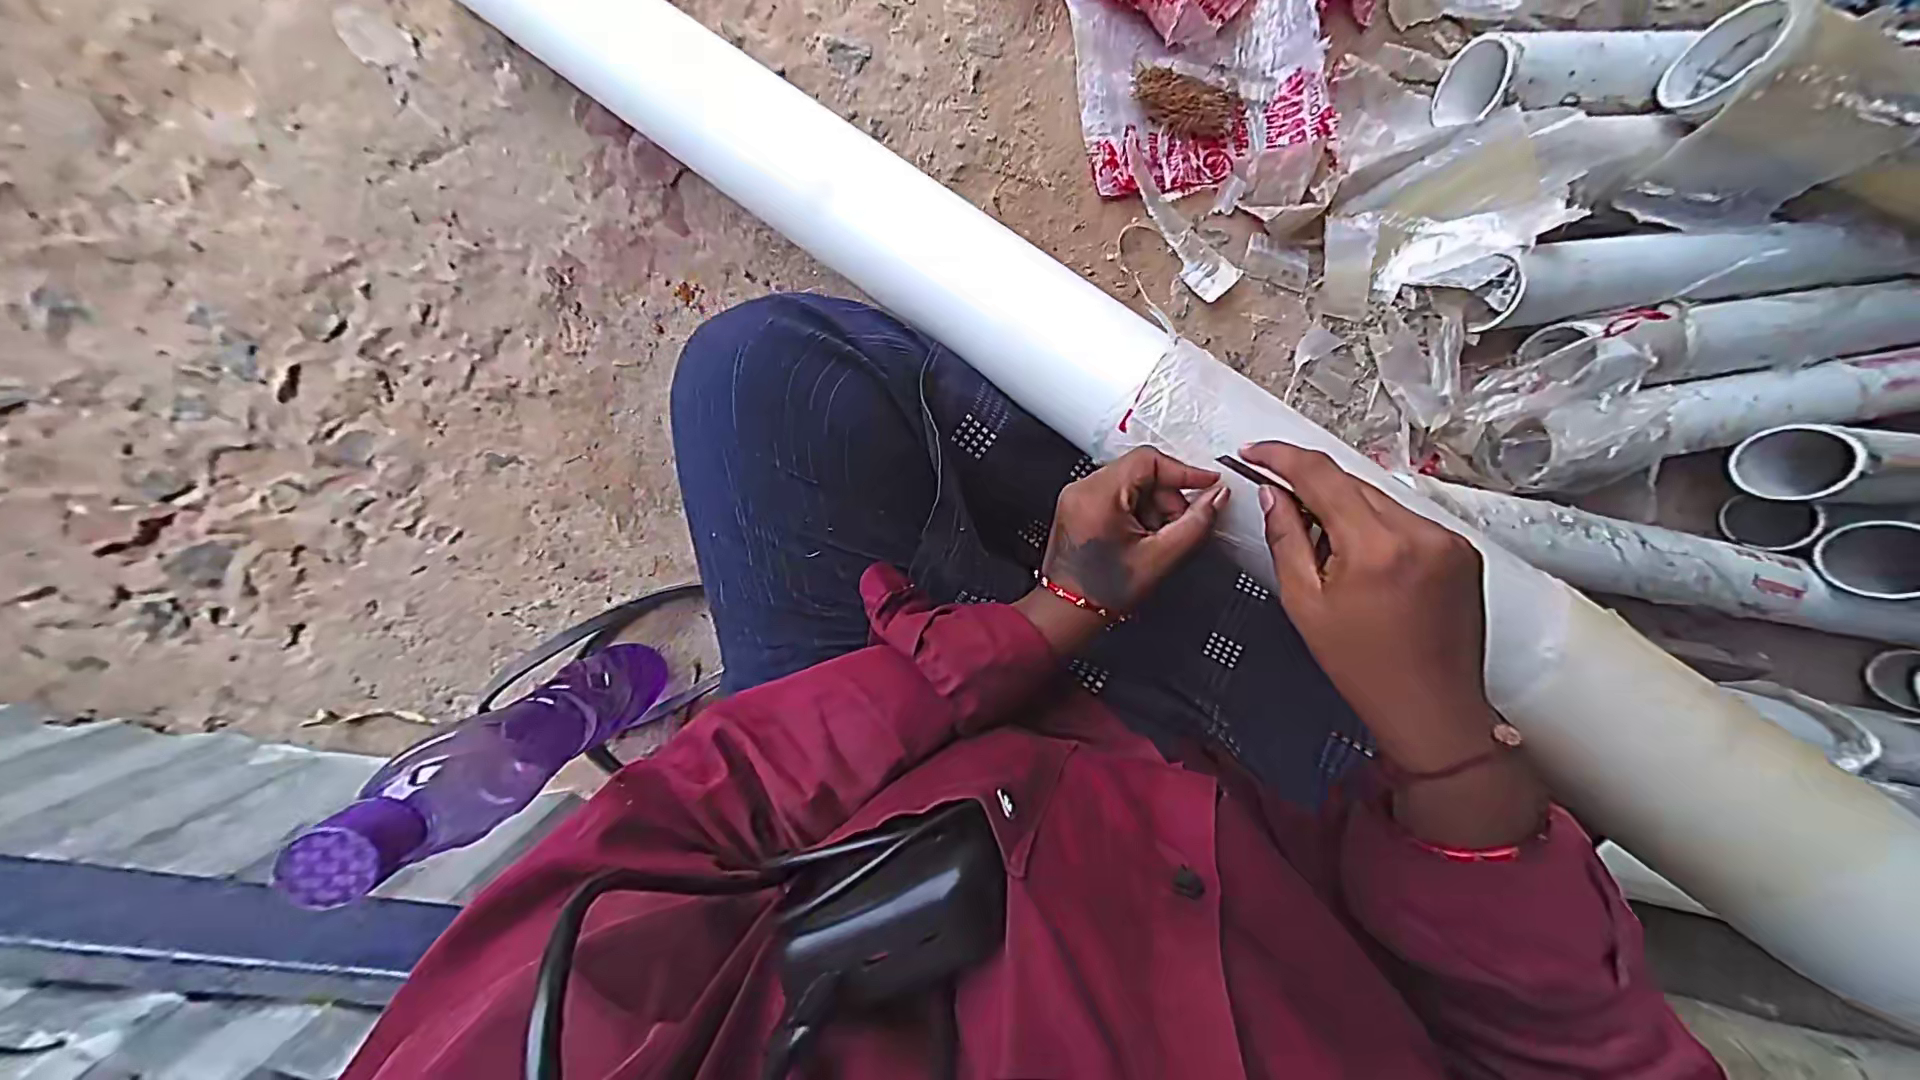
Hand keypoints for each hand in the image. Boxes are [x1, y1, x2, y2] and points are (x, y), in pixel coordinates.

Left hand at [1013, 447, 1227, 655]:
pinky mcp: (1077, 506)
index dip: (1184, 471)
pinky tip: (1140, 537)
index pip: (1148, 460)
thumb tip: (1215, 498)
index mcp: (1098, 495)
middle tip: (1178, 523)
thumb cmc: (1101, 590)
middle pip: (1140, 471)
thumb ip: (1195, 523)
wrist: (1069, 610)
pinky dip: (1136, 510)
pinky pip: (1116, 495)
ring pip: (1130, 483)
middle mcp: (1082, 489)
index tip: (1207, 483)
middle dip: (1167, 497)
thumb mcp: (1160, 556)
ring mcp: (1077, 497)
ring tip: (1155, 537)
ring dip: (1153, 506)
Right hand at [1240, 442, 1487, 743]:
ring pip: (1377, 498)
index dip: (1280, 457)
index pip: (1321, 475)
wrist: (1430, 706)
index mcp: (1377, 546)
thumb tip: (1271, 495)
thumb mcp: (1304, 601)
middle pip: (1350, 482)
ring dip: (1339, 505)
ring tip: (1319, 543)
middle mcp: (1420, 532)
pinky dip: (1370, 523)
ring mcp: (1448, 539)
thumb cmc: (1361, 664)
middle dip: (1308, 485)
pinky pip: (1403, 517)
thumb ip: (1285, 538)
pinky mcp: (1460, 550)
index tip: (1254, 453)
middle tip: (1275, 499)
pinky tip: (1355, 555)